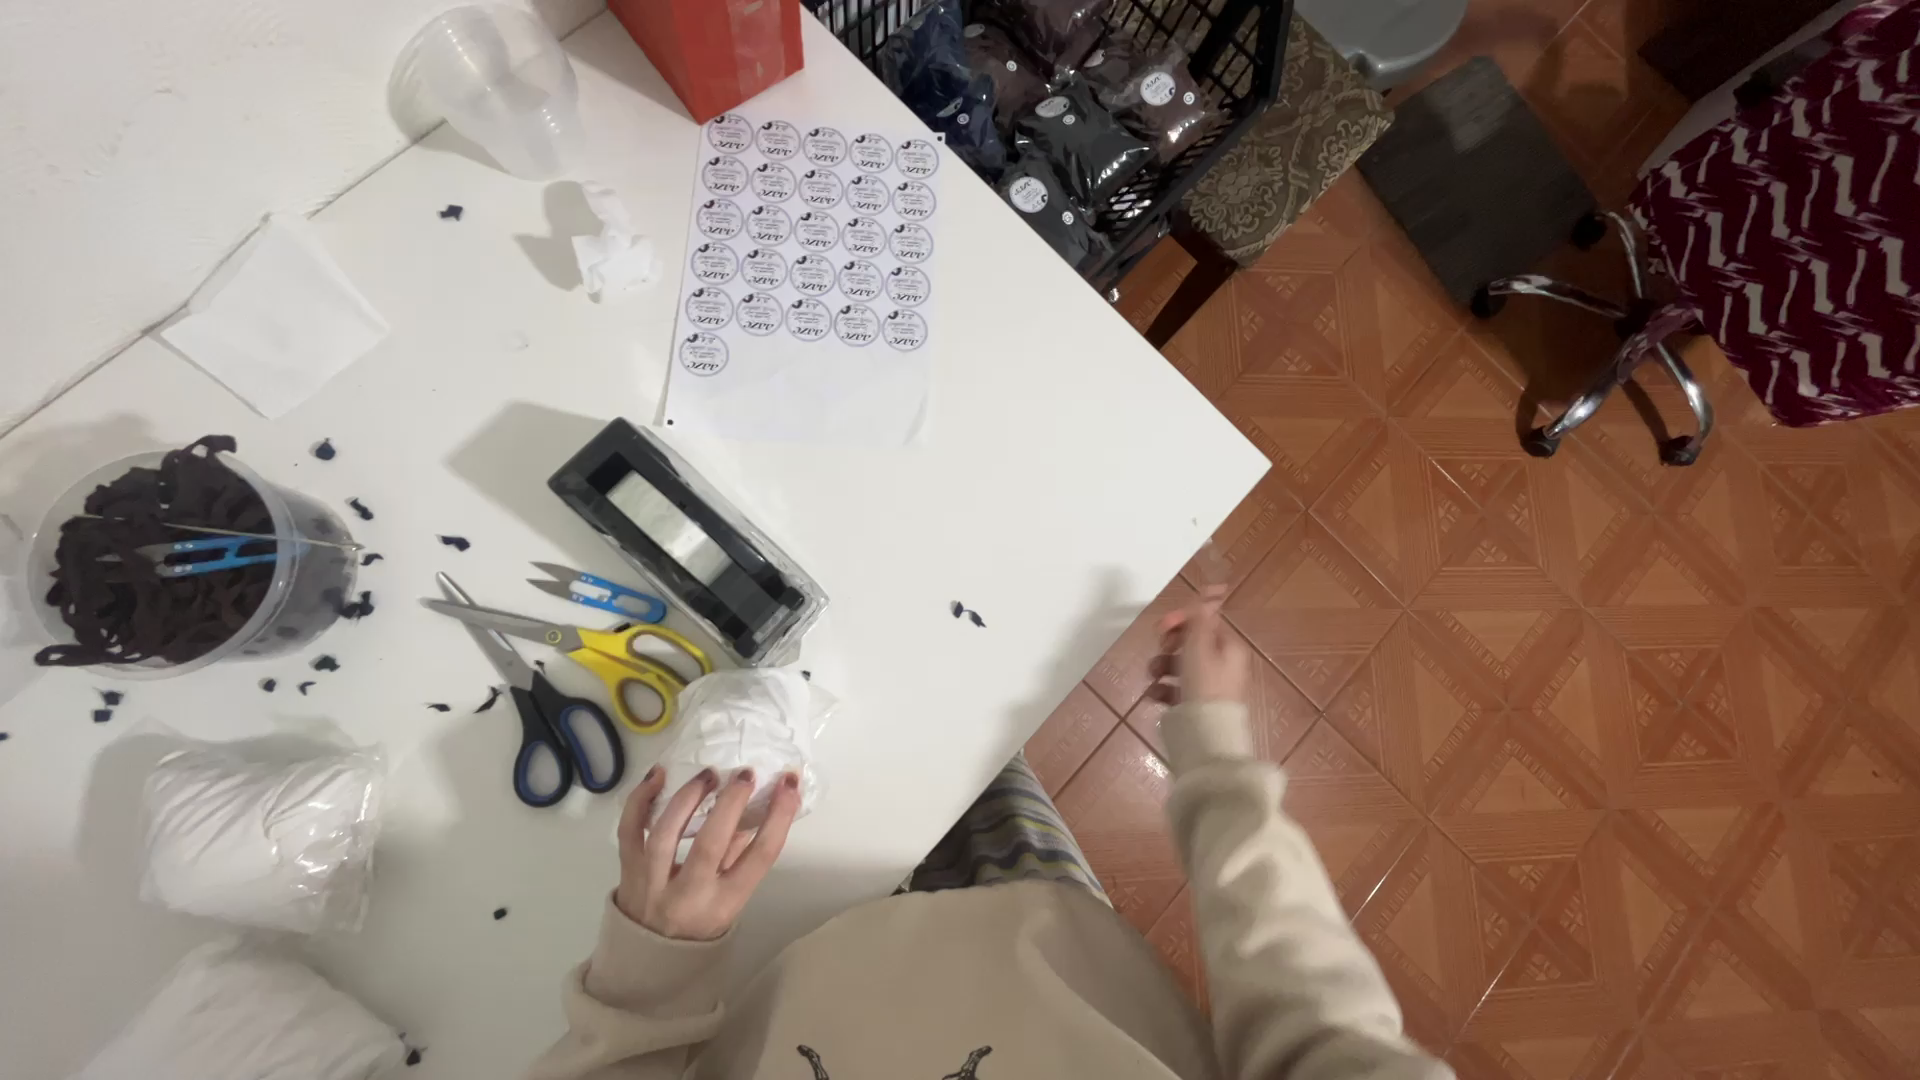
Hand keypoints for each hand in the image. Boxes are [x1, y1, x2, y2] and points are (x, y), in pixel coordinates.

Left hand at [614, 766, 801, 940]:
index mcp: (724, 903)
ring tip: (708, 774)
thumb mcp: (732, 898)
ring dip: (688, 798)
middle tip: (745, 773)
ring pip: (665, 835)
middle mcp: (688, 895)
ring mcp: (653, 883)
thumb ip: (742, 853)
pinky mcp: (628, 870)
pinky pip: (629, 831)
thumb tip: (757, 802)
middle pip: (710, 844)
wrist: (646, 963)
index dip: (779, 816)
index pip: (759, 856)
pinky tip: (658, 774)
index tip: (789, 784)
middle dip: (731, 803)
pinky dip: (639, 799)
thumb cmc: (700, 925)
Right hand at [1146, 587, 1250, 705]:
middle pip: (1189, 643)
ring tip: (1153, 679)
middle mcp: (1221, 664)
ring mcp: (1208, 685)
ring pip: (1178, 666)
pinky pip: (1174, 687)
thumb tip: (1212, 592)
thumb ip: (1199, 618)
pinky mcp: (1194, 704)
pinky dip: (1162, 688)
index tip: (1162, 627)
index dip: (1181, 620)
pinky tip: (1156, 695)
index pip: (1204, 622)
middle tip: (1160, 652)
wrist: (1205, 735)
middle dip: (1168, 646)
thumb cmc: (1203, 685)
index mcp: (1228, 647)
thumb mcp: (1200, 646)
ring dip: (1161, 668)